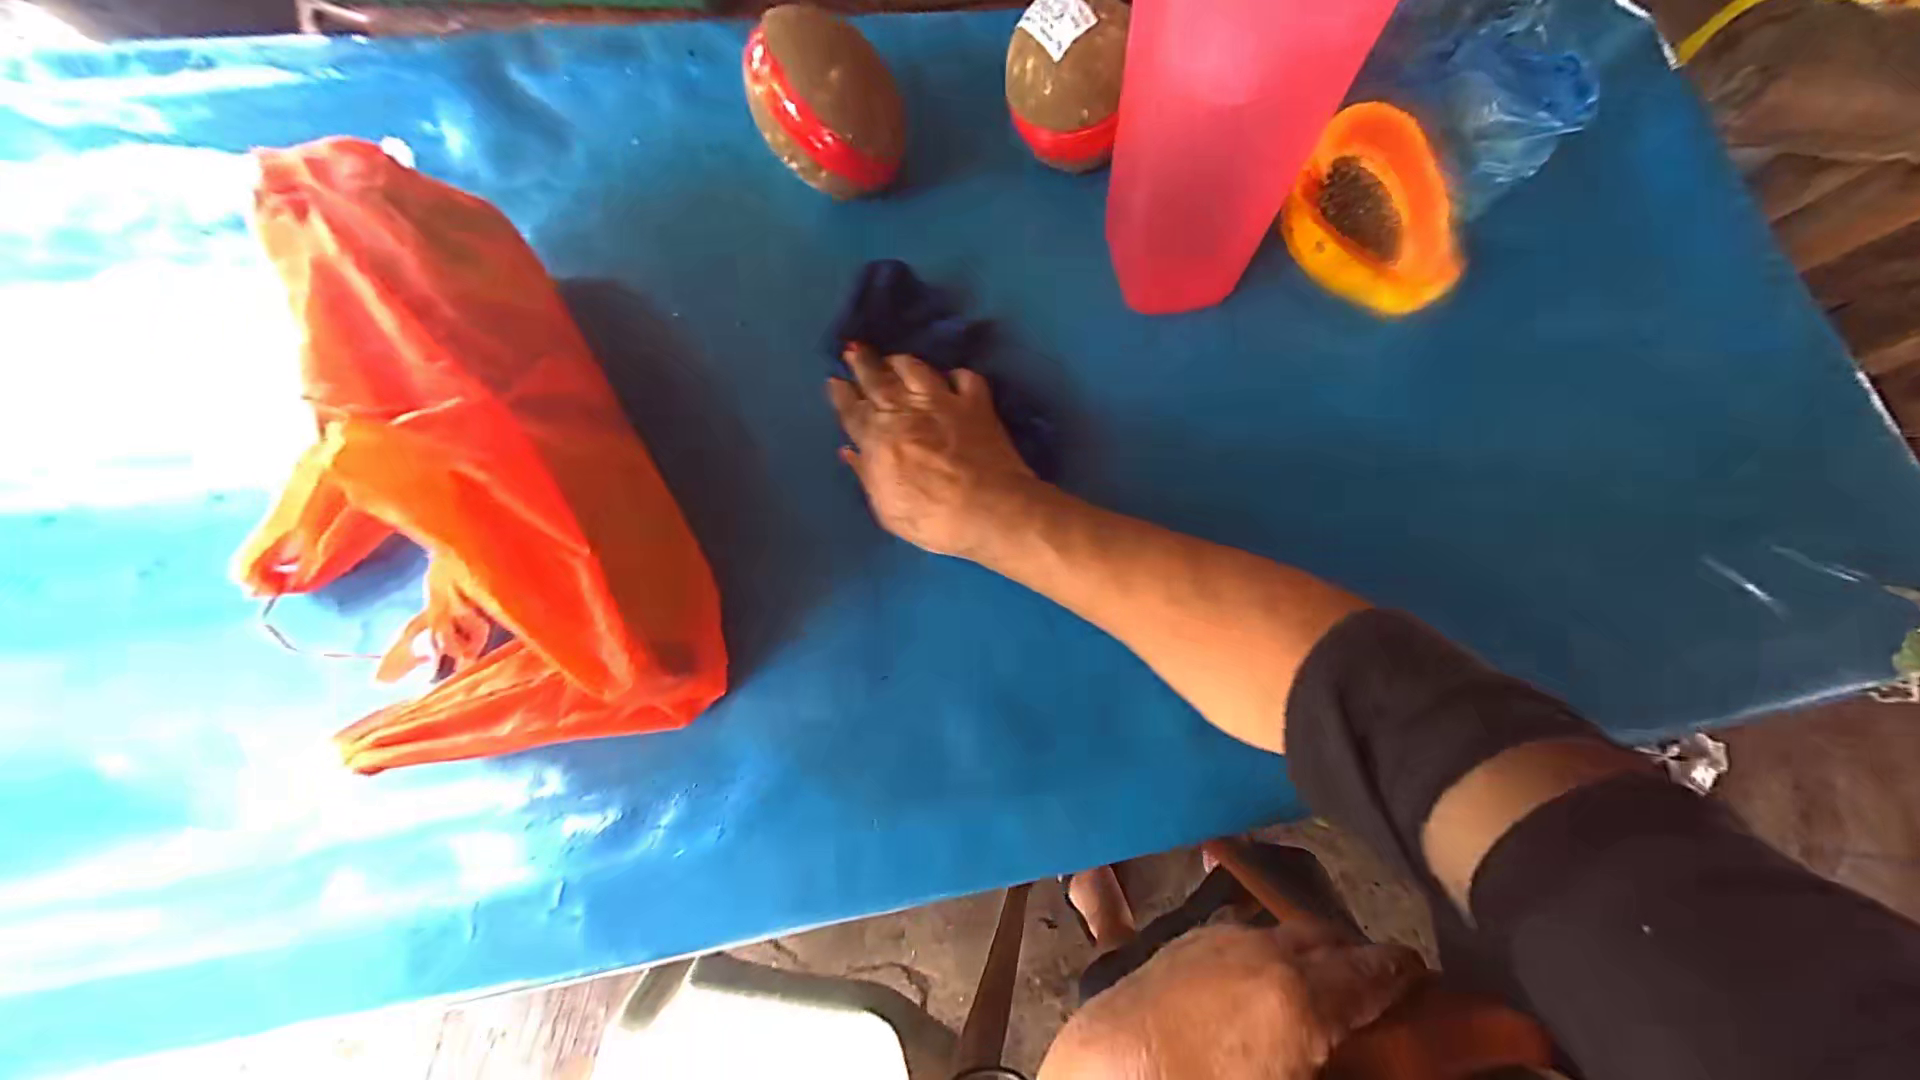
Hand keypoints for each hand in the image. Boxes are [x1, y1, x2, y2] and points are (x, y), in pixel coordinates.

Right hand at [827, 344, 1038, 558]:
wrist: (991, 511)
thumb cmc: (934, 520)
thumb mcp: (888, 510)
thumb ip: (867, 476)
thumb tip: (850, 451)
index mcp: (879, 438)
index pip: (852, 409)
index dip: (841, 394)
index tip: (834, 381)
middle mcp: (906, 411)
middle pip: (878, 379)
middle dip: (862, 362)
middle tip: (853, 350)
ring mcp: (944, 402)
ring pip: (915, 368)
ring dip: (900, 361)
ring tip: (893, 360)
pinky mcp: (976, 403)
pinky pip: (964, 378)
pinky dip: (955, 376)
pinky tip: (951, 380)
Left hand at [1040, 922, 1422, 1079]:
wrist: (1110, 1068)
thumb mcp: (1286, 1078)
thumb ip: (1333, 1060)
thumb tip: (1337, 1044)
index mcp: (1298, 995)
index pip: (1370, 969)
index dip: (1402, 971)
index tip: (1421, 974)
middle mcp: (1261, 950)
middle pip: (1324, 936)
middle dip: (1355, 953)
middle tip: (1377, 982)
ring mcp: (1217, 939)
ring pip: (1280, 932)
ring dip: (1307, 950)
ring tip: (1321, 981)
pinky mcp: (1184, 942)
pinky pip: (1242, 936)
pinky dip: (1266, 951)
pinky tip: (1261, 980)